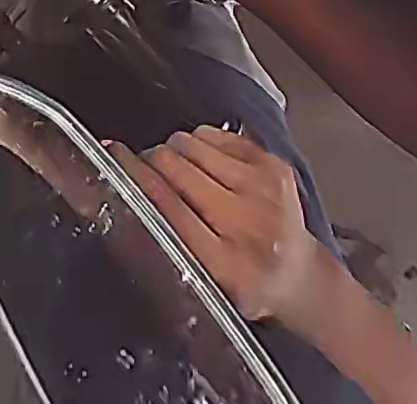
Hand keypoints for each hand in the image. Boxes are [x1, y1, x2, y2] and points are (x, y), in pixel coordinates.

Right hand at [111, 127, 336, 327]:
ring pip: (190, 143)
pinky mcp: (272, 164)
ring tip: (180, 169)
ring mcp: (264, 189)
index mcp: (225, 263)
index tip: (114, 156)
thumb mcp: (202, 280)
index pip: (167, 204)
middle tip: (148, 167)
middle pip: (175, 167)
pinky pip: (212, 133)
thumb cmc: (243, 281)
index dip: (134, 174)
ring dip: (175, 150)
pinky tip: (205, 163)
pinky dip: (199, 143)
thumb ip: (167, 239)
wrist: (302, 276)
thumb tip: (124, 183)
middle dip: (152, 160)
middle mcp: (247, 223)